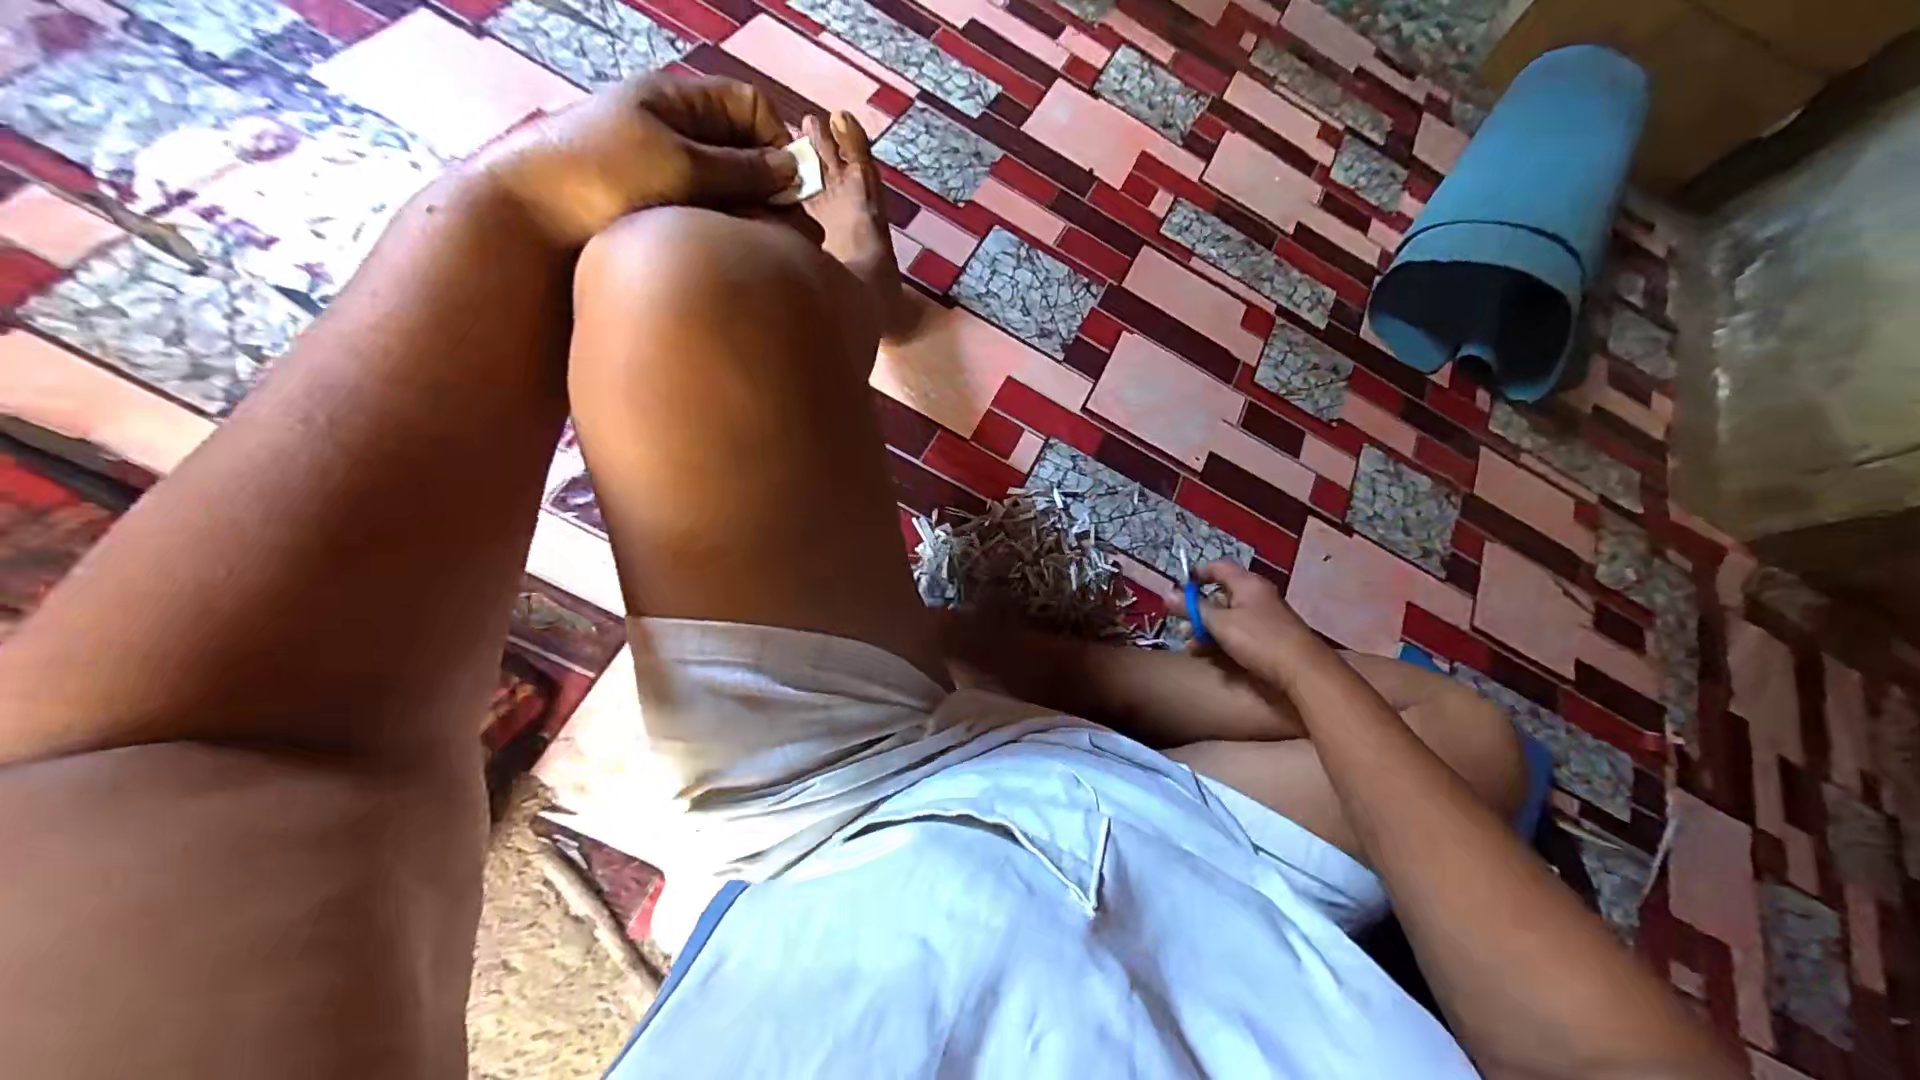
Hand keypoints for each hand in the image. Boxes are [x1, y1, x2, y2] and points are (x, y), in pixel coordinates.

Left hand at [472, 73, 799, 248]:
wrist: (529, 216)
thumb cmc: (603, 175)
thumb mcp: (680, 166)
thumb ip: (742, 169)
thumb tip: (793, 170)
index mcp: (678, 102)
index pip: (750, 108)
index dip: (777, 141)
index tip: (789, 188)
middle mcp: (675, 131)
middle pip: (743, 149)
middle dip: (769, 184)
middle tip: (785, 230)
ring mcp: (664, 171)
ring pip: (727, 186)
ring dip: (748, 212)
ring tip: (759, 245)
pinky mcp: (656, 209)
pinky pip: (705, 211)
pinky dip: (723, 227)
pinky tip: (727, 250)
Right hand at [1175, 561, 1328, 685]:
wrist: (1305, 672)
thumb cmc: (1259, 640)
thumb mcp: (1219, 623)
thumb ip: (1193, 608)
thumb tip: (1167, 594)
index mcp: (1247, 583)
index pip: (1218, 567)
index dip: (1197, 574)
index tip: (1179, 588)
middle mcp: (1257, 596)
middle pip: (1220, 595)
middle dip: (1197, 610)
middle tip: (1180, 625)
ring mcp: (1265, 617)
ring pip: (1227, 616)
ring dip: (1206, 629)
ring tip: (1191, 646)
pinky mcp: (1269, 637)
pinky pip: (1238, 632)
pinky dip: (1221, 640)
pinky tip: (1208, 655)